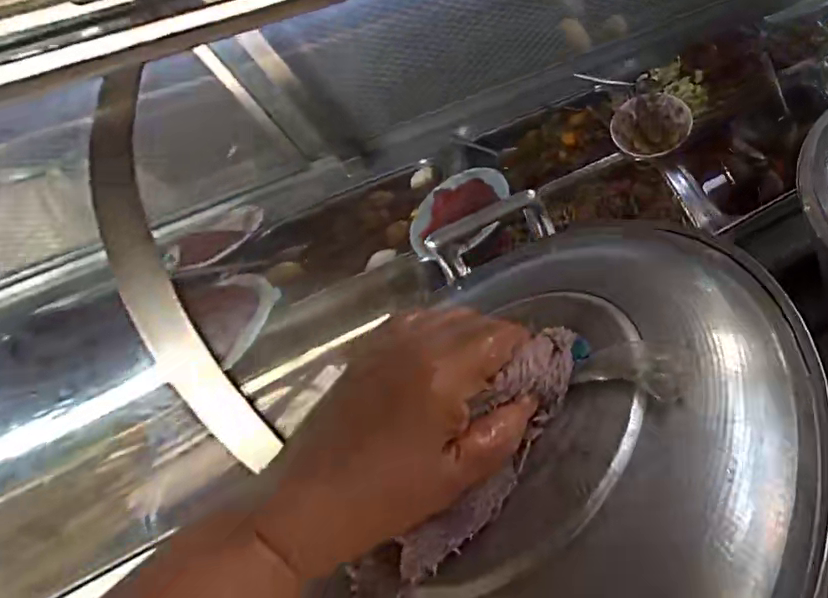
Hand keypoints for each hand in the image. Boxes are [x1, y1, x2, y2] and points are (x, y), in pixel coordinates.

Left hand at [247, 309, 536, 580]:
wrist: (297, 511)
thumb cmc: (383, 496)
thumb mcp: (457, 476)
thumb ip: (507, 430)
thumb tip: (530, 395)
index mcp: (445, 370)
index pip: (509, 333)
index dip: (527, 353)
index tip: (522, 383)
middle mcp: (420, 341)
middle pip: (485, 320)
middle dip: (502, 346)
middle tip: (496, 386)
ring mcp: (391, 339)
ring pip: (456, 315)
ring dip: (472, 337)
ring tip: (466, 375)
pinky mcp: (370, 346)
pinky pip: (423, 318)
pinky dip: (439, 331)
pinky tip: (434, 361)